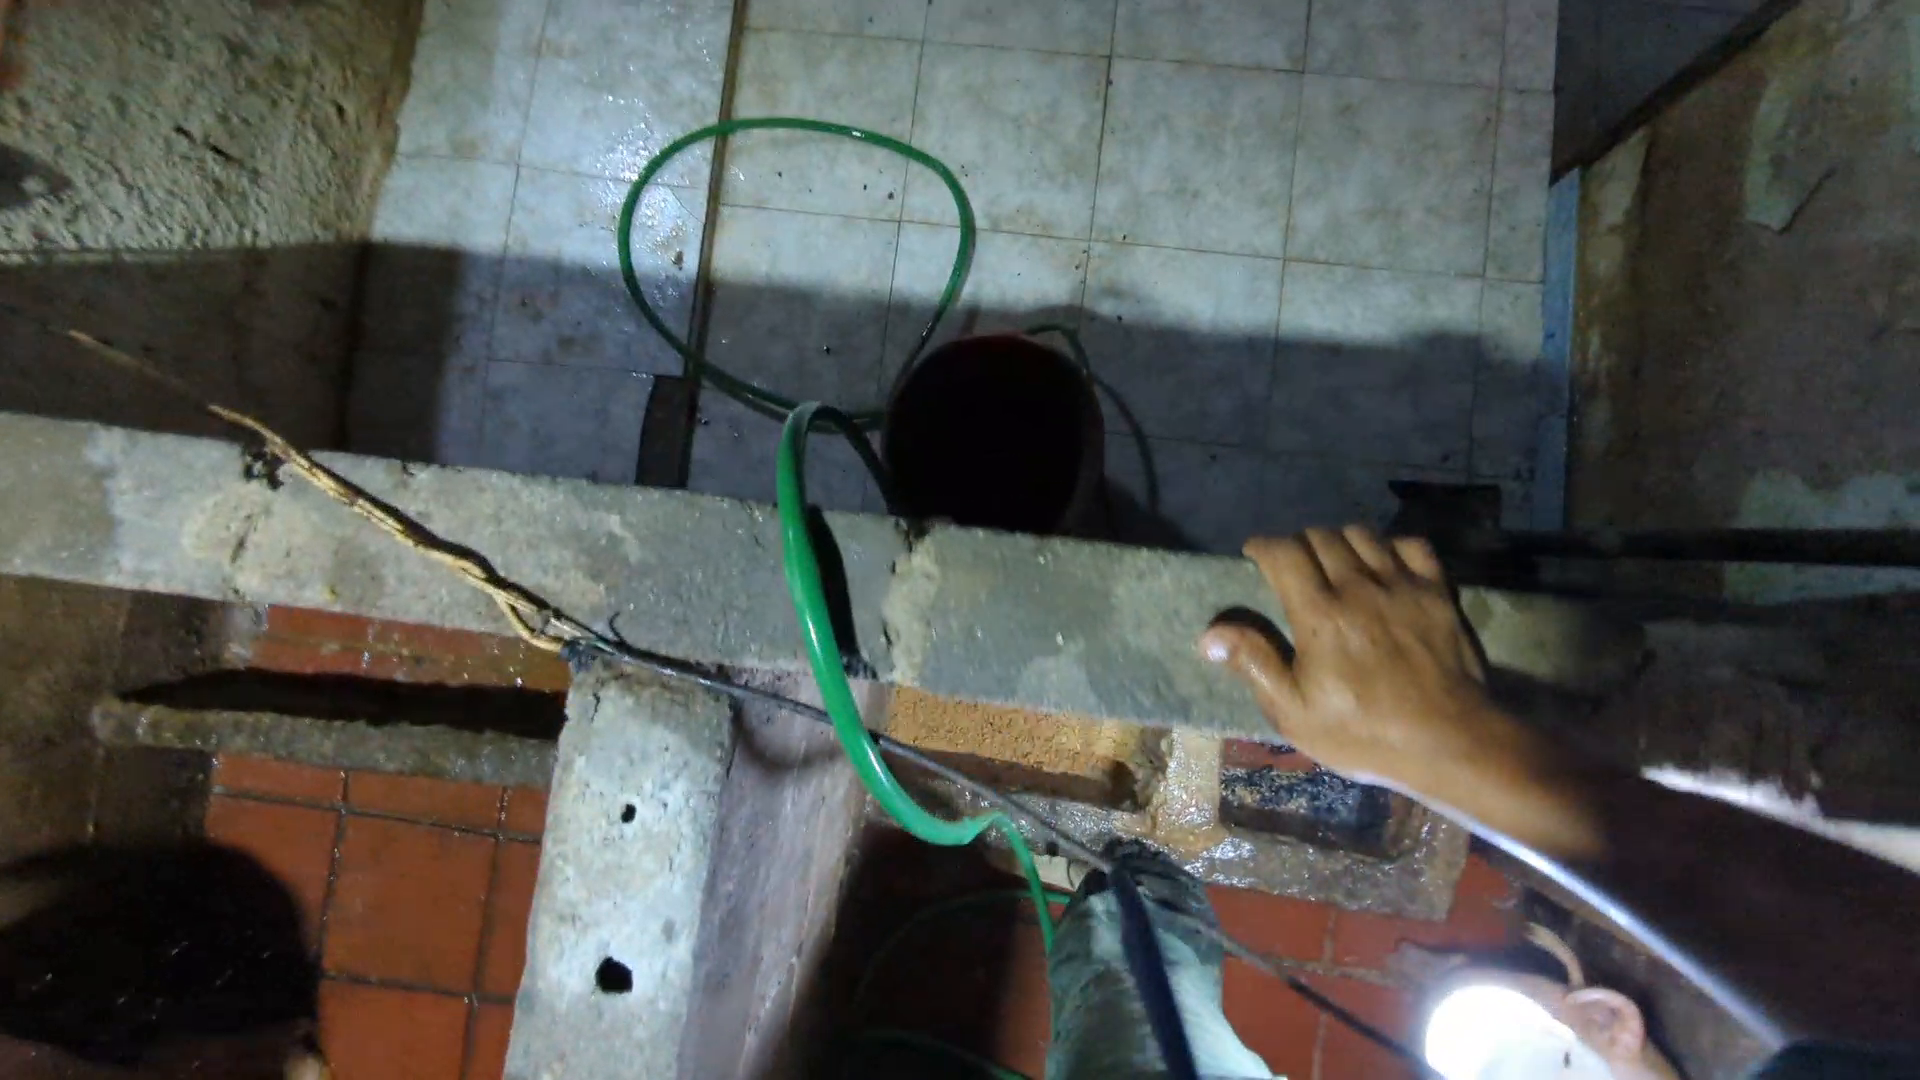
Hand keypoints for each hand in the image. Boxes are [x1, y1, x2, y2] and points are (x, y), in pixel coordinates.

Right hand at [1202, 526, 1604, 855]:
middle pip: (1320, 537)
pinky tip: (1381, 567)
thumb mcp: (1294, 711)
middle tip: (1290, 566)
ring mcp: (1403, 587)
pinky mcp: (1438, 593)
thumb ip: (1253, 663)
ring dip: (1338, 541)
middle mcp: (1359, 588)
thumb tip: (1208, 635)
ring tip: (1331, 563)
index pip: (1283, 552)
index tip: (1253, 554)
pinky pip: (1411, 545)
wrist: (1453, 744)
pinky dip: (1389, 546)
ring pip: (1362, 535)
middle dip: (1297, 544)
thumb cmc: (1363, 732)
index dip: (1263, 546)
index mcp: (1319, 614)